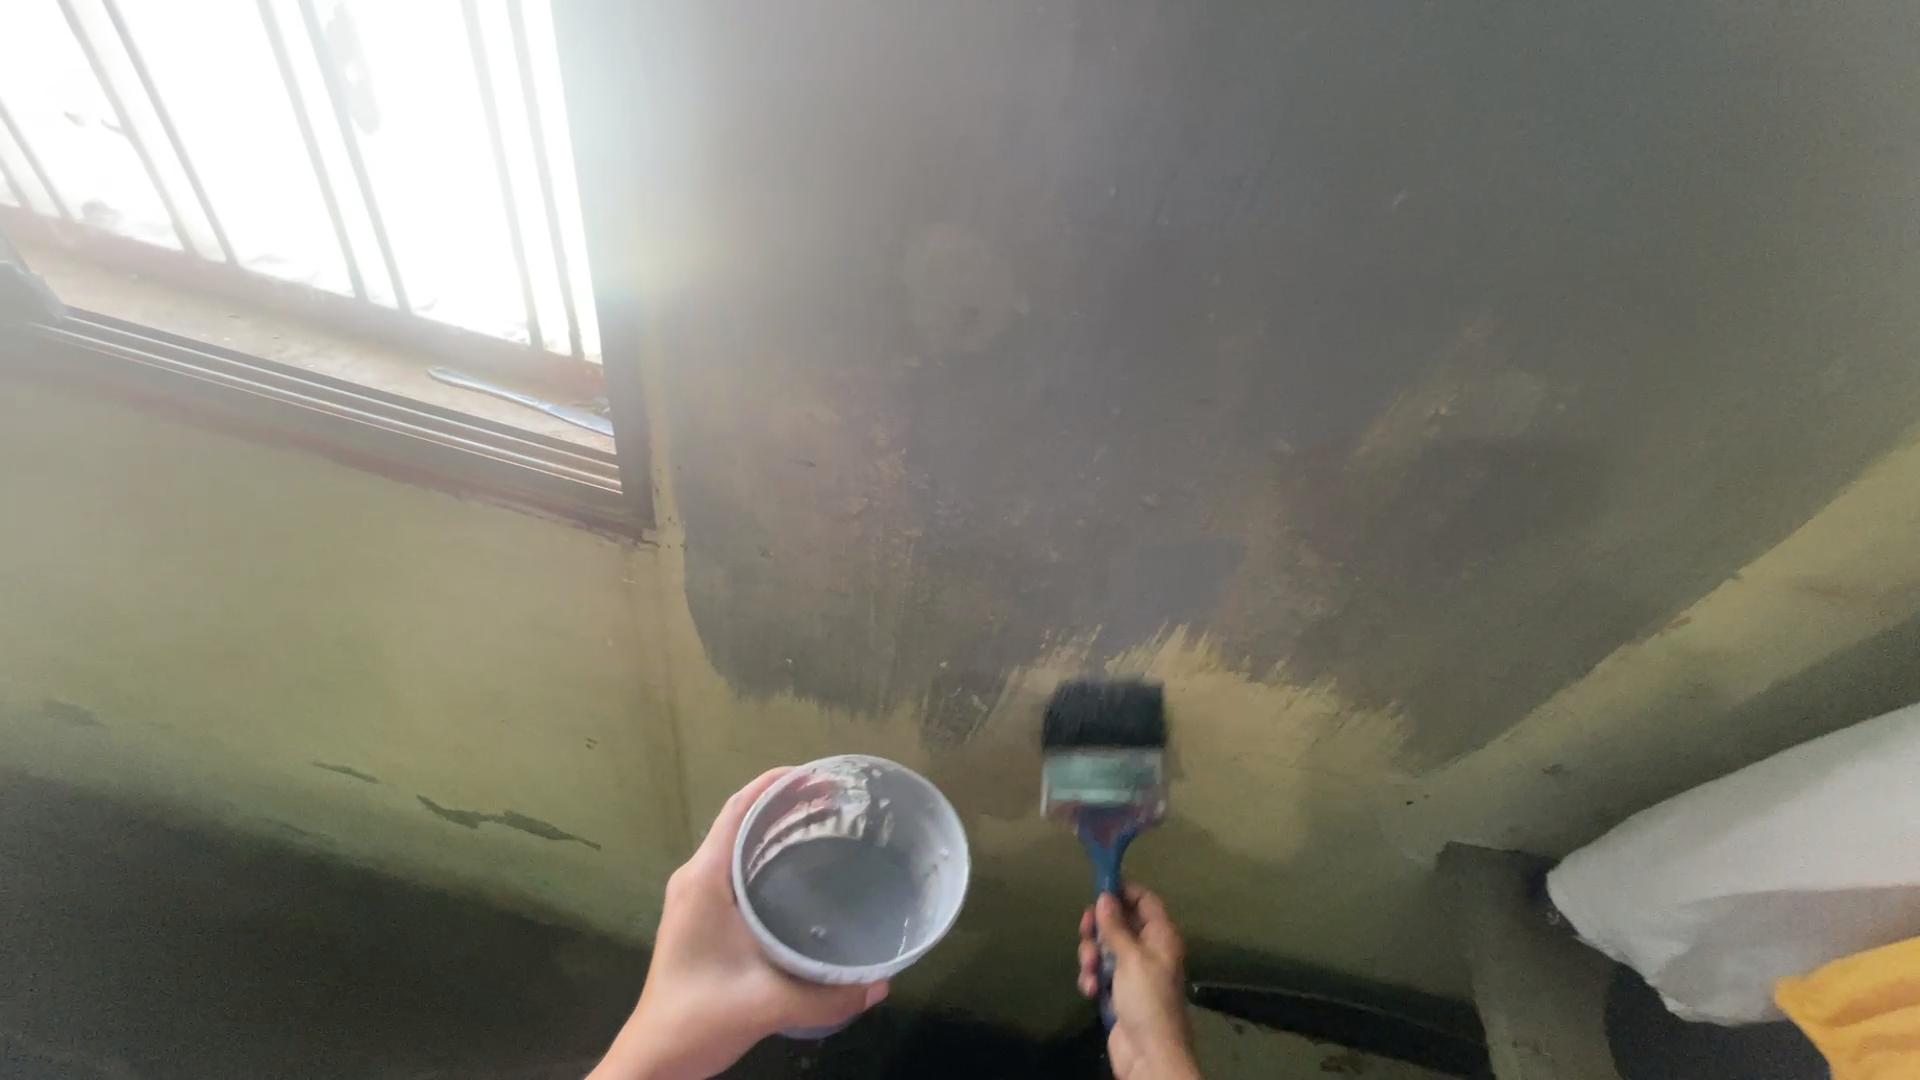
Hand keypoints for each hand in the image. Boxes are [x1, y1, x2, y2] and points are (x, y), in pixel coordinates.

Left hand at [590, 768, 888, 1079]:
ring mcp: (695, 894)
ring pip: (738, 839)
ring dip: (775, 824)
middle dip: (785, 800)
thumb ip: (826, 995)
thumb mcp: (766, 1004)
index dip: (775, 783)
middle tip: (835, 799)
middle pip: (741, 817)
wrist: (653, 1062)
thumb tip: (882, 984)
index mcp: (704, 879)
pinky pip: (736, 862)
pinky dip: (766, 849)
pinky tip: (798, 866)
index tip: (818, 775)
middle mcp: (696, 876)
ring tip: (823, 821)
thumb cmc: (699, 1019)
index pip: (739, 808)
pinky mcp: (700, 912)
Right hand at [1078, 886, 1200, 1079]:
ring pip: (1104, 946)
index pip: (1144, 899)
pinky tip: (1090, 989)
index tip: (1098, 890)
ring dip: (1091, 955)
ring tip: (1090, 970)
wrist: (1149, 1056)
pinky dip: (1091, 977)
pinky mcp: (1117, 991)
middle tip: (1086, 931)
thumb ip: (1115, 926)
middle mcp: (1147, 949)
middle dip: (1099, 927)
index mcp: (1160, 936)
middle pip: (1118, 921)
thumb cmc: (1147, 1000)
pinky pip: (1099, 971)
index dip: (1123, 891)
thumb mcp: (1131, 958)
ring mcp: (1131, 971)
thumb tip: (1105, 896)